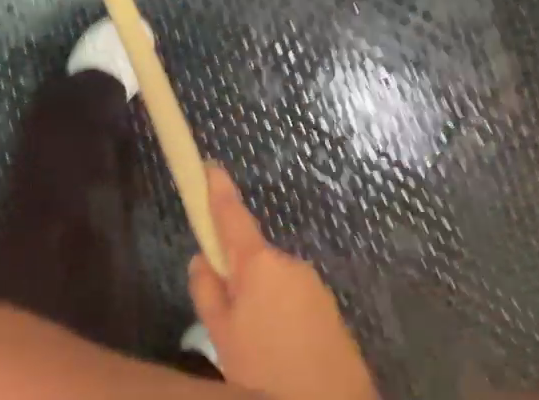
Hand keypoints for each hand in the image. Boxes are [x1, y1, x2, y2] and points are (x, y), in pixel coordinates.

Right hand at [187, 167, 378, 399]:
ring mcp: (316, 289)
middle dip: (238, 277)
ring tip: (258, 350)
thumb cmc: (265, 372)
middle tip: (228, 321)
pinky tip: (282, 357)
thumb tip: (204, 260)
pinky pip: (296, 304)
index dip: (216, 189)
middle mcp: (290, 265)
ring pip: (274, 284)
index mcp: (258, 263)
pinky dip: (284, 320)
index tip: (209, 165)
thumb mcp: (220, 335)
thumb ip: (206, 290)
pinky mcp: (333, 315)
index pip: (232, 214)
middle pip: (253, 258)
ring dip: (262, 303)